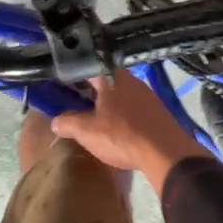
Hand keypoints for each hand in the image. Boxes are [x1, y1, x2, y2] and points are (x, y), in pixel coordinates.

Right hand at [51, 71, 206, 192]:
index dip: (74, 74)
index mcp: (111, 77)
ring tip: (96, 116)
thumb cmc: (123, 137)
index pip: (88, 66)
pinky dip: (123, 114)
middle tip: (77, 101)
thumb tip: (55, 121)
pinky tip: (118, 128)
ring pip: (121, 93)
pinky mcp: (158, 112)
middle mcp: (131, 80)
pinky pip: (134, 107)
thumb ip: (68, 123)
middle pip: (105, 79)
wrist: (168, 155)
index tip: (64, 83)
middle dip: (91, 90)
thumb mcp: (88, 132)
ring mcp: (147, 95)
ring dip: (108, 103)